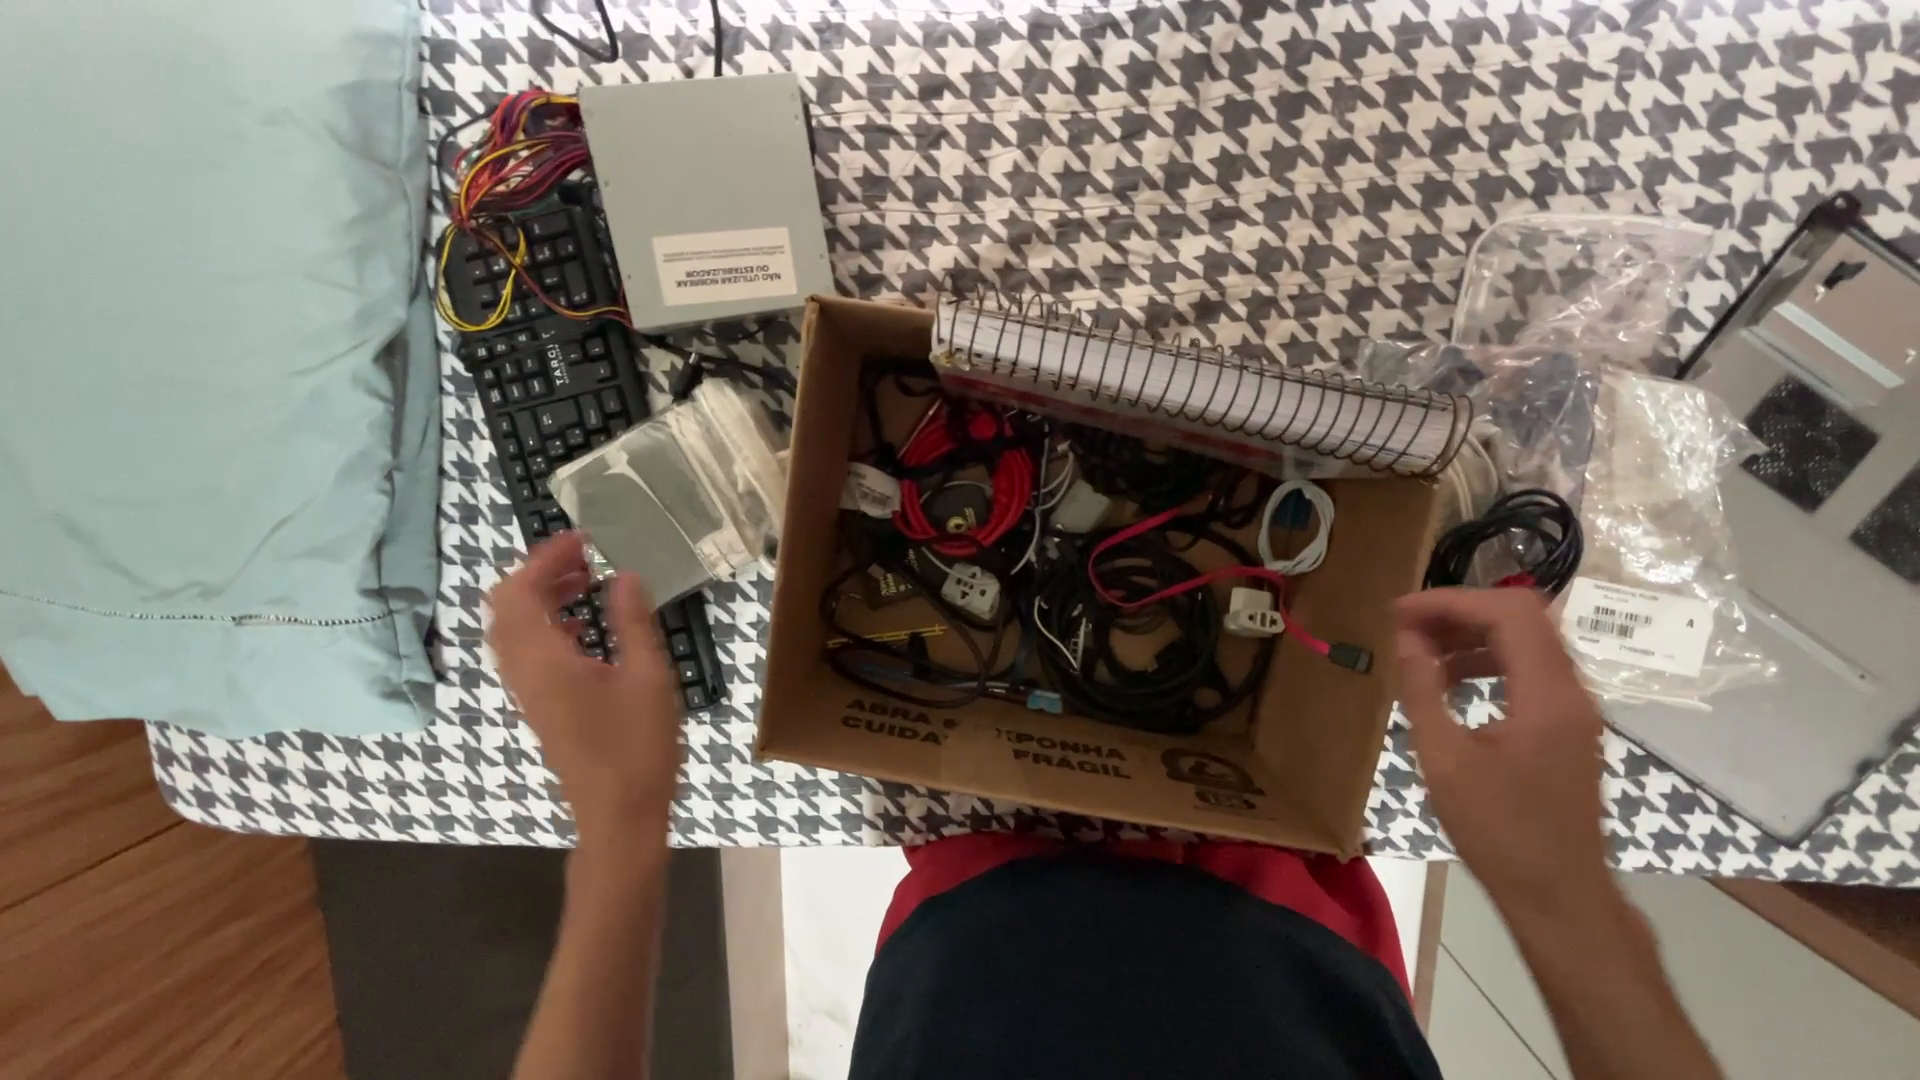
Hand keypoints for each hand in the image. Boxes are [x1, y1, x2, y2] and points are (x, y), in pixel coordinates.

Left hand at [487, 532, 683, 849]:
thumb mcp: (647, 677)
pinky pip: (527, 651)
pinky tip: (585, 625)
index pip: (521, 592)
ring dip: (541, 597)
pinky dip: (547, 624)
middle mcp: (523, 673)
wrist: (619, 814)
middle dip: (539, 573)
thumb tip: (625, 574)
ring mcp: (528, 692)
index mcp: (544, 661)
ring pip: (513, 630)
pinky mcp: (540, 706)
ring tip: (587, 581)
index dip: (545, 558)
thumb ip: (633, 621)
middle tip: (585, 557)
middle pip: (505, 607)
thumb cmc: (638, 746)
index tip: (583, 538)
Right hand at [1394, 588, 1612, 917]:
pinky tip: (1451, 680)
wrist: (1558, 893)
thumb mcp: (1444, 760)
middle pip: (1522, 617)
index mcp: (1548, 695)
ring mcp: (1574, 708)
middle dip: (1459, 610)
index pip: (1509, 611)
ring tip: (1419, 648)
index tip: (1399, 612)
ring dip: (1472, 633)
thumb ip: (1424, 691)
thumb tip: (1407, 638)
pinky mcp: (1566, 725)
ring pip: (1527, 640)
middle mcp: (1572, 691)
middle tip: (1405, 625)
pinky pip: (1529, 669)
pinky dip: (1487, 659)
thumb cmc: (1498, 830)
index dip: (1451, 601)